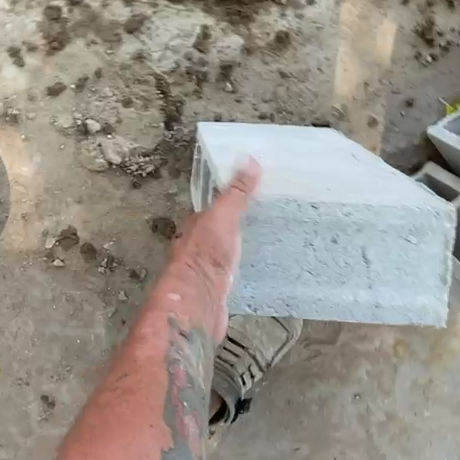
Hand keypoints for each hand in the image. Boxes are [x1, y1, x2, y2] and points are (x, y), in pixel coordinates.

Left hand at [168, 160, 259, 338]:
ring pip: (223, 251)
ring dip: (238, 246)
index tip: (252, 192)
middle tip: (263, 216)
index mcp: (195, 223)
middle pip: (218, 229)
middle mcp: (196, 244)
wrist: (198, 301)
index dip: (230, 199)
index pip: (213, 206)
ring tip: (264, 241)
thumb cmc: (205, 254)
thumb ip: (236, 192)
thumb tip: (249, 159)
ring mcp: (205, 268)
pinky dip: (242, 268)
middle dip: (236, 224)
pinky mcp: (216, 289)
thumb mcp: (223, 216)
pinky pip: (232, 272)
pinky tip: (256, 269)